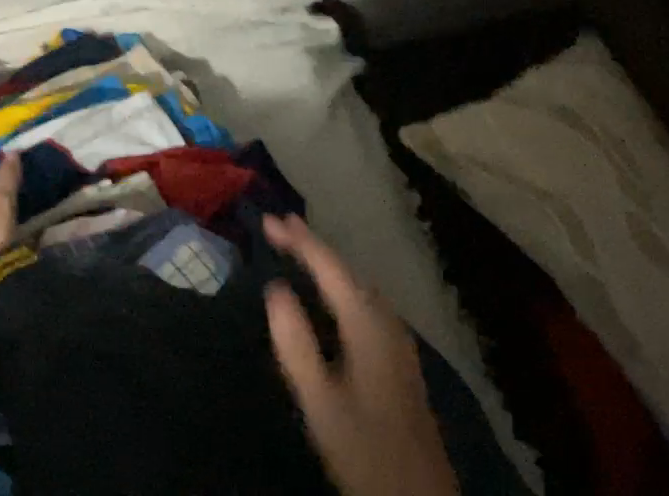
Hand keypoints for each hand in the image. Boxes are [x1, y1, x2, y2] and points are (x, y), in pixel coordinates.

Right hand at [263, 214, 458, 495]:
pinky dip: (342, 286)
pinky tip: (332, 296)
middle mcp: (387, 324)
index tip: (268, 220)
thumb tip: (275, 288)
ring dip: (329, 264)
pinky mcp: (400, 360)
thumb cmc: (364, 448)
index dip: (300, 240)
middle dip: (314, 246)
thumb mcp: (319, 399)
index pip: (331, 269)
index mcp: (368, 326)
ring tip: (299, 248)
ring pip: (359, 287)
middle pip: (348, 272)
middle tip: (279, 227)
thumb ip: (296, 343)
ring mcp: (398, 342)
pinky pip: (366, 303)